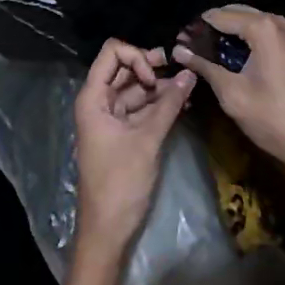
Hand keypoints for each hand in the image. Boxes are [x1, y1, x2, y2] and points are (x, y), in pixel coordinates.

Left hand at [73, 38, 195, 246]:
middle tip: (181, 71)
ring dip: (162, 87)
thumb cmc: (120, 182)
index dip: (137, 56)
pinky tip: (184, 104)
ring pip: (138, 88)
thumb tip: (191, 72)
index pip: (112, 53)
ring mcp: (112, 118)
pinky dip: (161, 104)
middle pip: (126, 68)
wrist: (108, 231)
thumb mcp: (147, 139)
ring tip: (189, 89)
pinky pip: (142, 107)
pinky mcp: (124, 133)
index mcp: (93, 98)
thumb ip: (170, 104)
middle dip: (153, 67)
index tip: (154, 78)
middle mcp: (100, 102)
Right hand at [171, 6, 284, 184]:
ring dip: (223, 34)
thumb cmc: (271, 116)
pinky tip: (222, 58)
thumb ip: (204, 66)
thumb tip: (178, 50)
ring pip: (244, 22)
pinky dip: (238, 40)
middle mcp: (273, 21)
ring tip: (198, 54)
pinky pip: (255, 32)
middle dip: (209, 28)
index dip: (196, 28)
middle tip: (185, 49)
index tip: (175, 43)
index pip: (219, 16)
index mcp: (261, 26)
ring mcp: (282, 32)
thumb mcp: (231, 93)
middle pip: (233, 13)